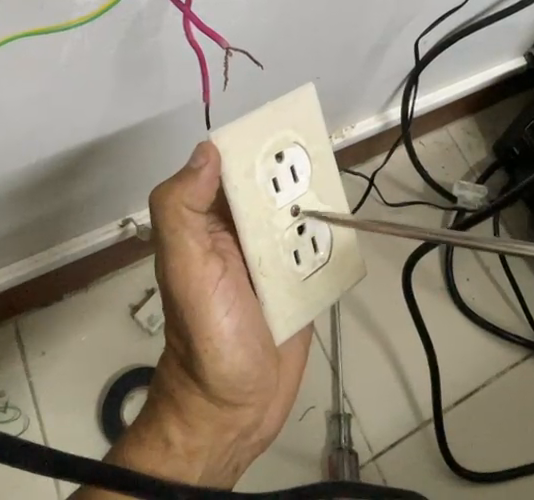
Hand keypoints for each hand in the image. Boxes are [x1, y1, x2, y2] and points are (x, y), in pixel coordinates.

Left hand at [76, 142, 312, 495]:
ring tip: (340, 179)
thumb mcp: (183, 267)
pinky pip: (320, 249)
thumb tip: (208, 151)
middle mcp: (240, 233)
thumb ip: (183, 208)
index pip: (230, 168)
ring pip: (299, 213)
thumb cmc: (205, 335)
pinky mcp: (300, 283)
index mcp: (208, 222)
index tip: (285, 122)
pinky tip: (350, 222)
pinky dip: (333, 236)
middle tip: (324, 149)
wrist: (232, 411)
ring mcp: (273, 259)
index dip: (253, 144)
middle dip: (295, 168)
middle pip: (271, 186)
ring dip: (318, 199)